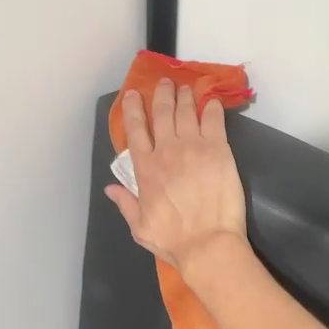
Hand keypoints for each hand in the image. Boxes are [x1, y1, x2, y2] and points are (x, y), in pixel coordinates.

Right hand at [107, 78, 247, 272]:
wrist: (207, 244)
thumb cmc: (173, 240)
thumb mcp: (140, 227)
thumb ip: (126, 204)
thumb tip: (110, 189)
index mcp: (145, 169)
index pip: (135, 131)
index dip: (133, 109)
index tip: (133, 95)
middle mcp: (166, 151)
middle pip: (161, 113)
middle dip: (162, 94)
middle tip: (166, 84)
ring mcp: (193, 147)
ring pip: (186, 111)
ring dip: (185, 96)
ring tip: (186, 88)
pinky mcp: (218, 149)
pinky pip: (214, 119)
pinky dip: (211, 107)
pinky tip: (212, 101)